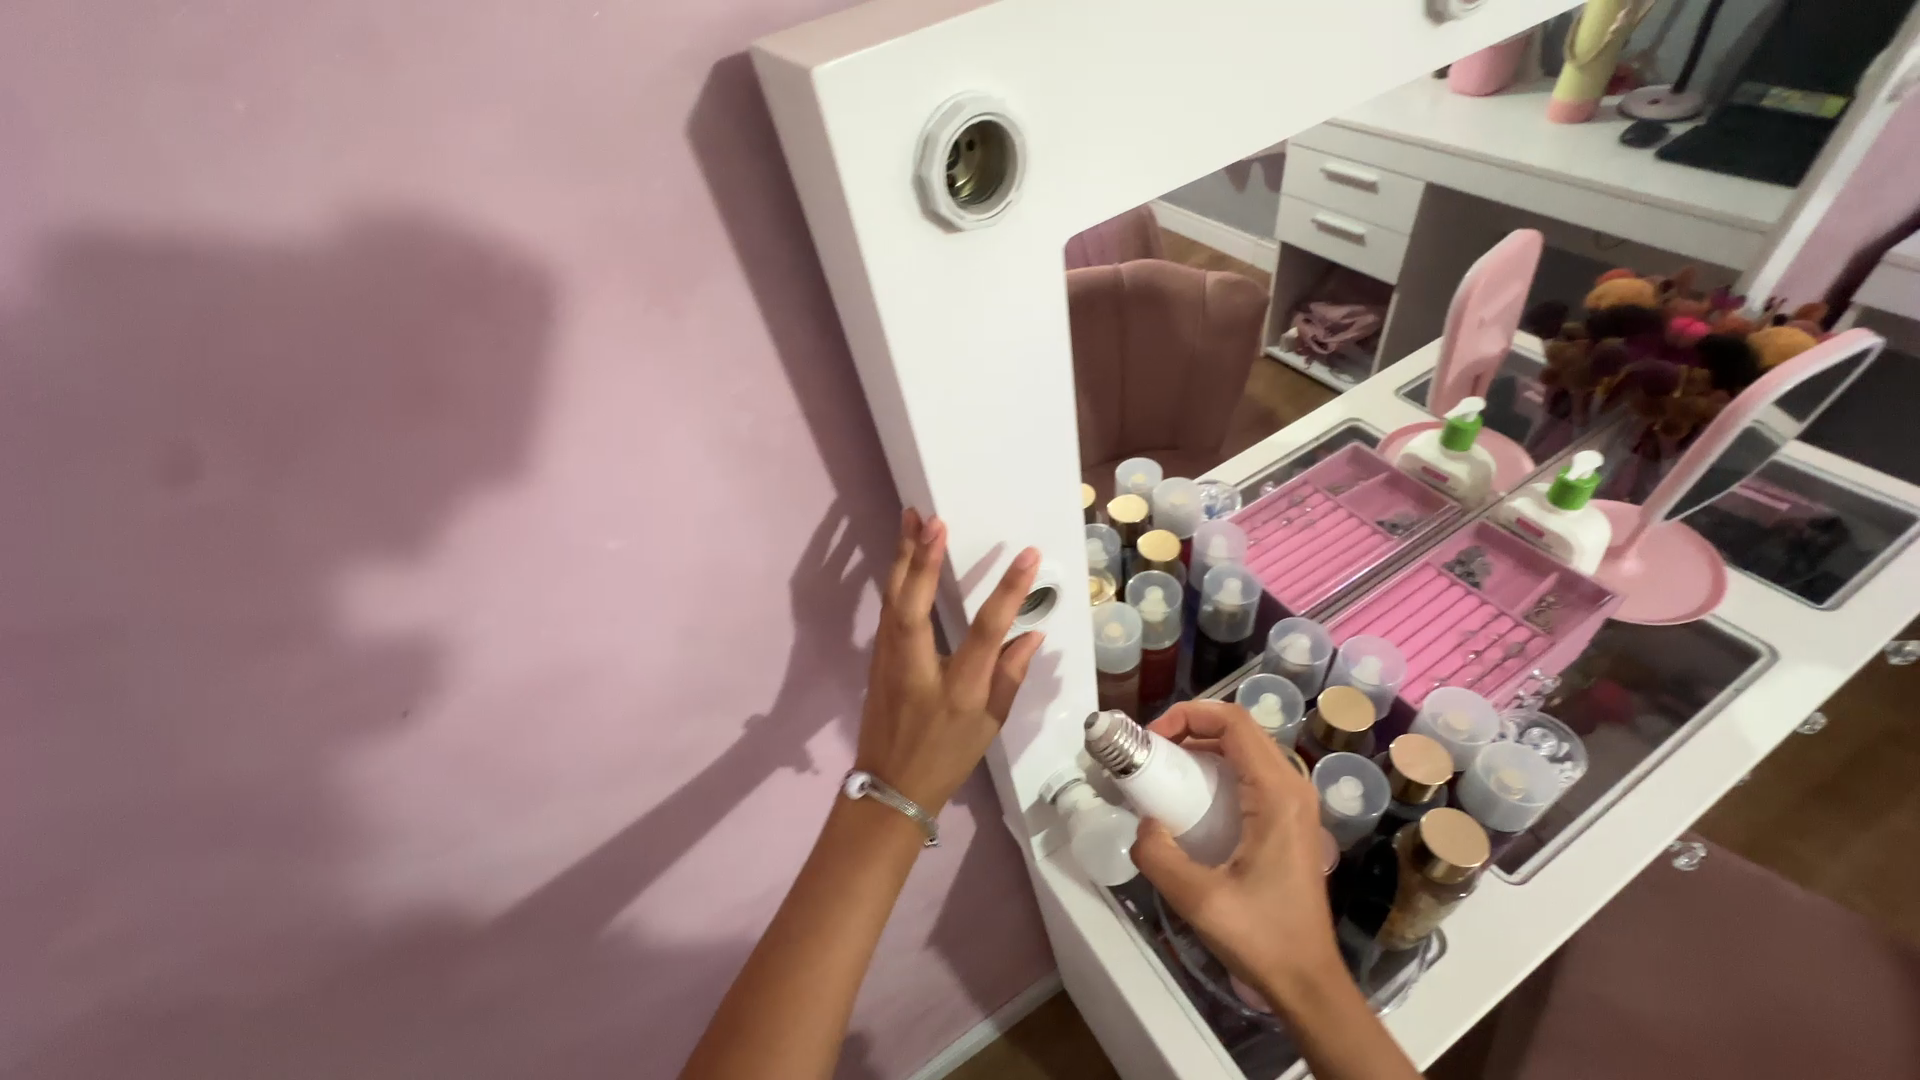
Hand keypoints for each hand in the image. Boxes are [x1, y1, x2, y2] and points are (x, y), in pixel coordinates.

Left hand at [856, 508, 1044, 813]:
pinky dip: (894, 576)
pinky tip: (899, 555)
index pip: (986, 630)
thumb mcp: (989, 725)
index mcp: (957, 688)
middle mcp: (917, 666)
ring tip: (909, 518)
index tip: (1028, 555)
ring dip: (901, 556)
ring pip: (892, 599)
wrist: (889, 787)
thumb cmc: (946, 757)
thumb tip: (1032, 632)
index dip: (1009, 591)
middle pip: (913, 604)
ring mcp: (889, 659)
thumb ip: (1010, 676)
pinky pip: (887, 608)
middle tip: (932, 518)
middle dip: (922, 559)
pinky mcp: (877, 657)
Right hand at [1131, 701, 1343, 1007]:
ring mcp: (1294, 803)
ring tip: (1163, 771)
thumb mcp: (1198, 899)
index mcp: (1278, 794)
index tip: (1151, 739)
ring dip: (1201, 748)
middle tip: (1150, 753)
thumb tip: (1142, 824)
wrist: (1307, 982)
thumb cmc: (1261, 938)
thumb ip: (1157, 854)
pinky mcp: (1288, 820)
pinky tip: (1188, 799)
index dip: (1188, 715)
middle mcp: (1292, 787)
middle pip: (1238, 729)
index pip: (1233, 722)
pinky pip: (1248, 773)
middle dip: (1189, 728)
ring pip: (1243, 749)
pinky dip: (1214, 770)